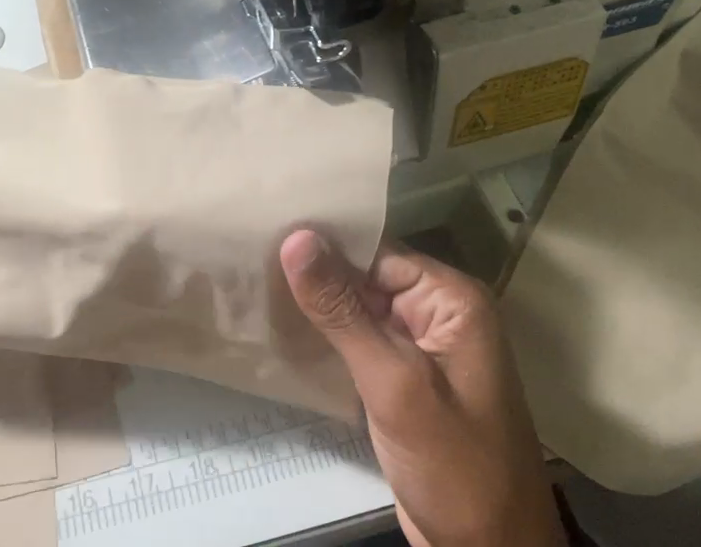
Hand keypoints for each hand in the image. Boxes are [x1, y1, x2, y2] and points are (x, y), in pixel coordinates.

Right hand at [280, 231, 564, 546]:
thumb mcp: (394, 383)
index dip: (323, 246)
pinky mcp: (404, 384)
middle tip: (246, 262)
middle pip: (365, 278)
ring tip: (252, 290)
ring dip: (315, 311)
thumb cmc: (454, 465)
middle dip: (313, 278)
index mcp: (452, 300)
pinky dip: (326, 343)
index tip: (262, 236)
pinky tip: (282, 334)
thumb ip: (342, 311)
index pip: (375, 252)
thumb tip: (296, 237)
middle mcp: (439, 315)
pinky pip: (360, 346)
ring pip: (357, 313)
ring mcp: (421, 352)